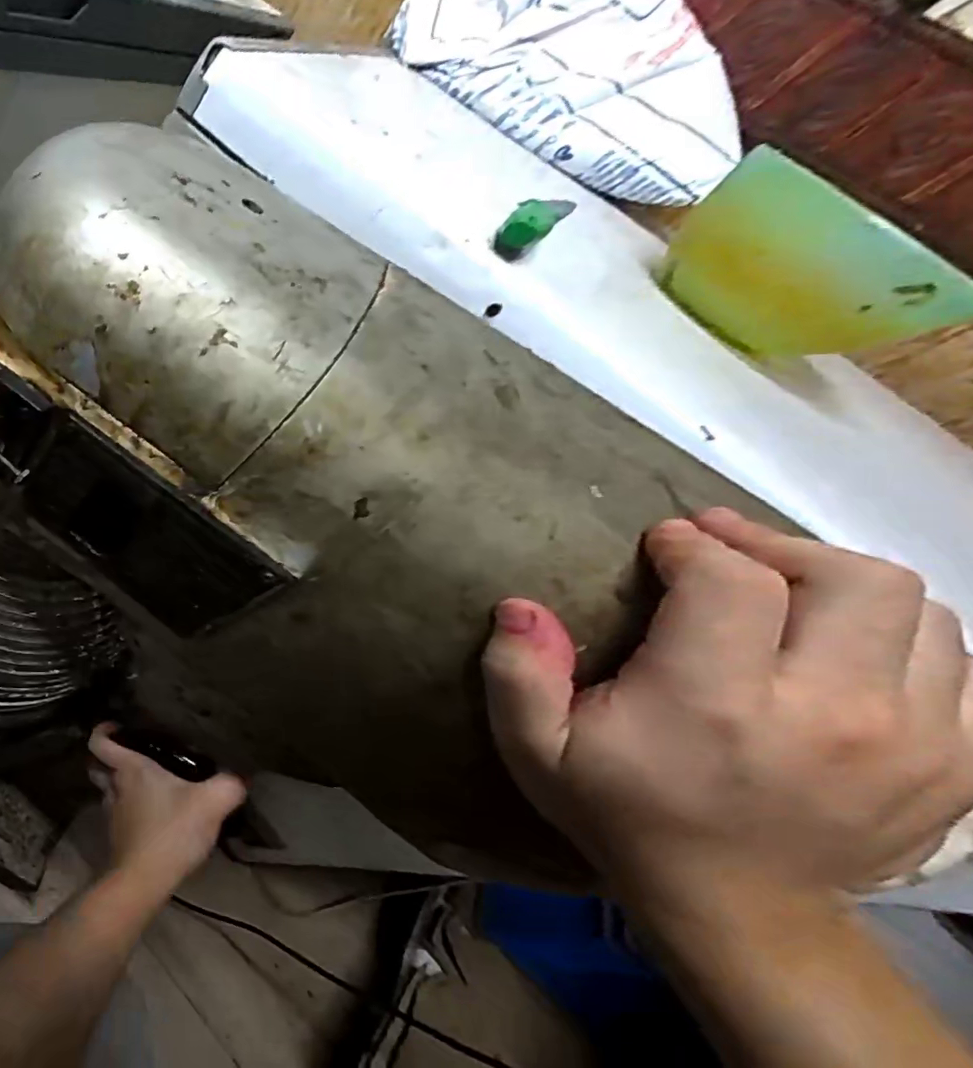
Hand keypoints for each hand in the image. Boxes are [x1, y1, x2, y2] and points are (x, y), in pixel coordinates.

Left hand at [88, 723, 245, 894]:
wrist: (144, 878)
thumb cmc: (172, 830)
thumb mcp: (211, 803)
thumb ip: (227, 786)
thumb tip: (236, 780)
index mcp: (130, 769)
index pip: (100, 742)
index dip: (103, 731)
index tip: (116, 728)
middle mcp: (115, 787)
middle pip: (98, 766)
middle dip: (108, 760)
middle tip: (134, 758)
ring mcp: (111, 813)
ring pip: (107, 791)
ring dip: (120, 787)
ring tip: (147, 787)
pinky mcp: (117, 836)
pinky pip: (119, 814)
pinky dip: (129, 811)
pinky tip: (152, 817)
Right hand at [482, 507, 972, 901]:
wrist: (734, 905)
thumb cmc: (617, 811)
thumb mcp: (533, 747)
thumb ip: (518, 674)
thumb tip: (518, 606)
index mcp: (714, 703)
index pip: (733, 584)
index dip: (694, 547)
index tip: (663, 542)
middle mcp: (831, 712)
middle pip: (852, 580)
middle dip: (777, 546)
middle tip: (722, 546)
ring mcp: (914, 739)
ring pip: (917, 611)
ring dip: (836, 584)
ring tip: (776, 588)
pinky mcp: (957, 761)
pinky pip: (951, 660)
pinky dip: (889, 632)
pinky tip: (829, 641)